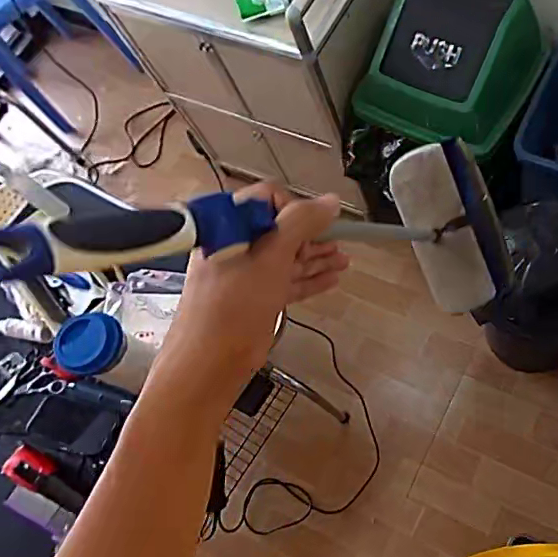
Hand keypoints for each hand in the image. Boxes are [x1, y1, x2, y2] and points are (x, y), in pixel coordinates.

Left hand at [155, 186, 348, 403]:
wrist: (213, 356)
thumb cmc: (237, 303)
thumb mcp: (272, 257)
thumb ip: (301, 224)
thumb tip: (331, 202)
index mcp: (229, 226)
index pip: (268, 200)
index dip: (296, 209)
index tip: (317, 228)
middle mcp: (236, 244)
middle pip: (282, 230)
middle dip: (313, 235)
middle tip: (339, 243)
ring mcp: (247, 272)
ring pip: (288, 257)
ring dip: (317, 258)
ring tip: (344, 260)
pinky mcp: (257, 296)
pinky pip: (287, 281)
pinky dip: (309, 279)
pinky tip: (332, 279)